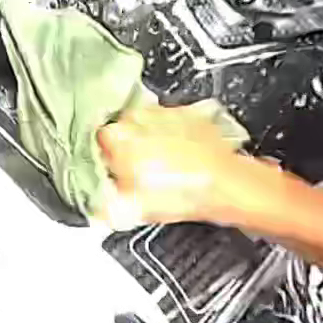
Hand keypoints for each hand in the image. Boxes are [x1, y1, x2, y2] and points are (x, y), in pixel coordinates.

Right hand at [96, 103, 281, 226]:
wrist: (226, 186)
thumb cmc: (182, 195)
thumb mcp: (133, 209)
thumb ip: (106, 204)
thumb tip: (97, 207)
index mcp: (116, 139)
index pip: (96, 141)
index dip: (103, 157)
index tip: (110, 170)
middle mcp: (138, 119)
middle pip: (120, 129)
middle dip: (126, 145)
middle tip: (136, 169)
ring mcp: (165, 113)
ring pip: (145, 123)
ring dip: (149, 137)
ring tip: (161, 163)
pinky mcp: (188, 114)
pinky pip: (171, 121)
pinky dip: (172, 134)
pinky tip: (179, 154)